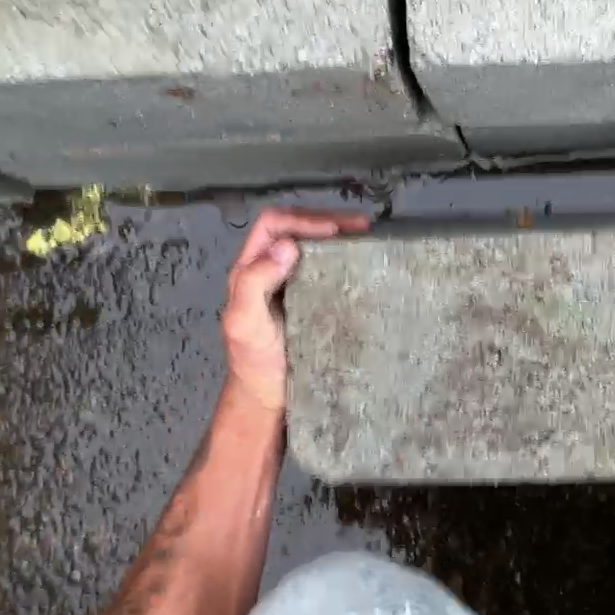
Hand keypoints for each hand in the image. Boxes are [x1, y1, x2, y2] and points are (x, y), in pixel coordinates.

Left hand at [221, 207, 370, 410]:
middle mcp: (272, 267)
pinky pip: (329, 265)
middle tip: (362, 226)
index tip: (334, 230)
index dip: (303, 219)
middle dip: (328, 220)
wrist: (270, 395)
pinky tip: (365, 258)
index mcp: (251, 267)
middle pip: (297, 226)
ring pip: (314, 242)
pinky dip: (347, 255)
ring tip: (369, 236)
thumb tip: (287, 246)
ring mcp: (295, 280)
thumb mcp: (245, 322)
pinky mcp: (316, 294)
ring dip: (340, 234)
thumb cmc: (255, 360)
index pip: (274, 224)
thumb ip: (254, 283)